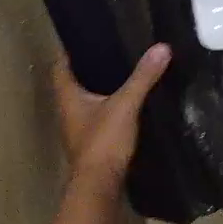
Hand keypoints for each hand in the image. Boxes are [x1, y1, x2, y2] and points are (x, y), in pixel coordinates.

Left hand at [54, 43, 171, 191]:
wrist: (99, 185)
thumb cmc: (103, 141)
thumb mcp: (125, 105)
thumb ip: (143, 77)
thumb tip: (162, 47)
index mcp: (67, 96)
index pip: (60, 65)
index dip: (71, 51)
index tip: (88, 38)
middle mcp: (66, 111)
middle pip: (73, 84)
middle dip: (89, 69)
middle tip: (112, 54)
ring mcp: (77, 130)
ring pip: (85, 103)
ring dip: (99, 92)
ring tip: (122, 76)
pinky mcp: (90, 145)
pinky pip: (96, 120)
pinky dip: (107, 111)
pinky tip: (125, 107)